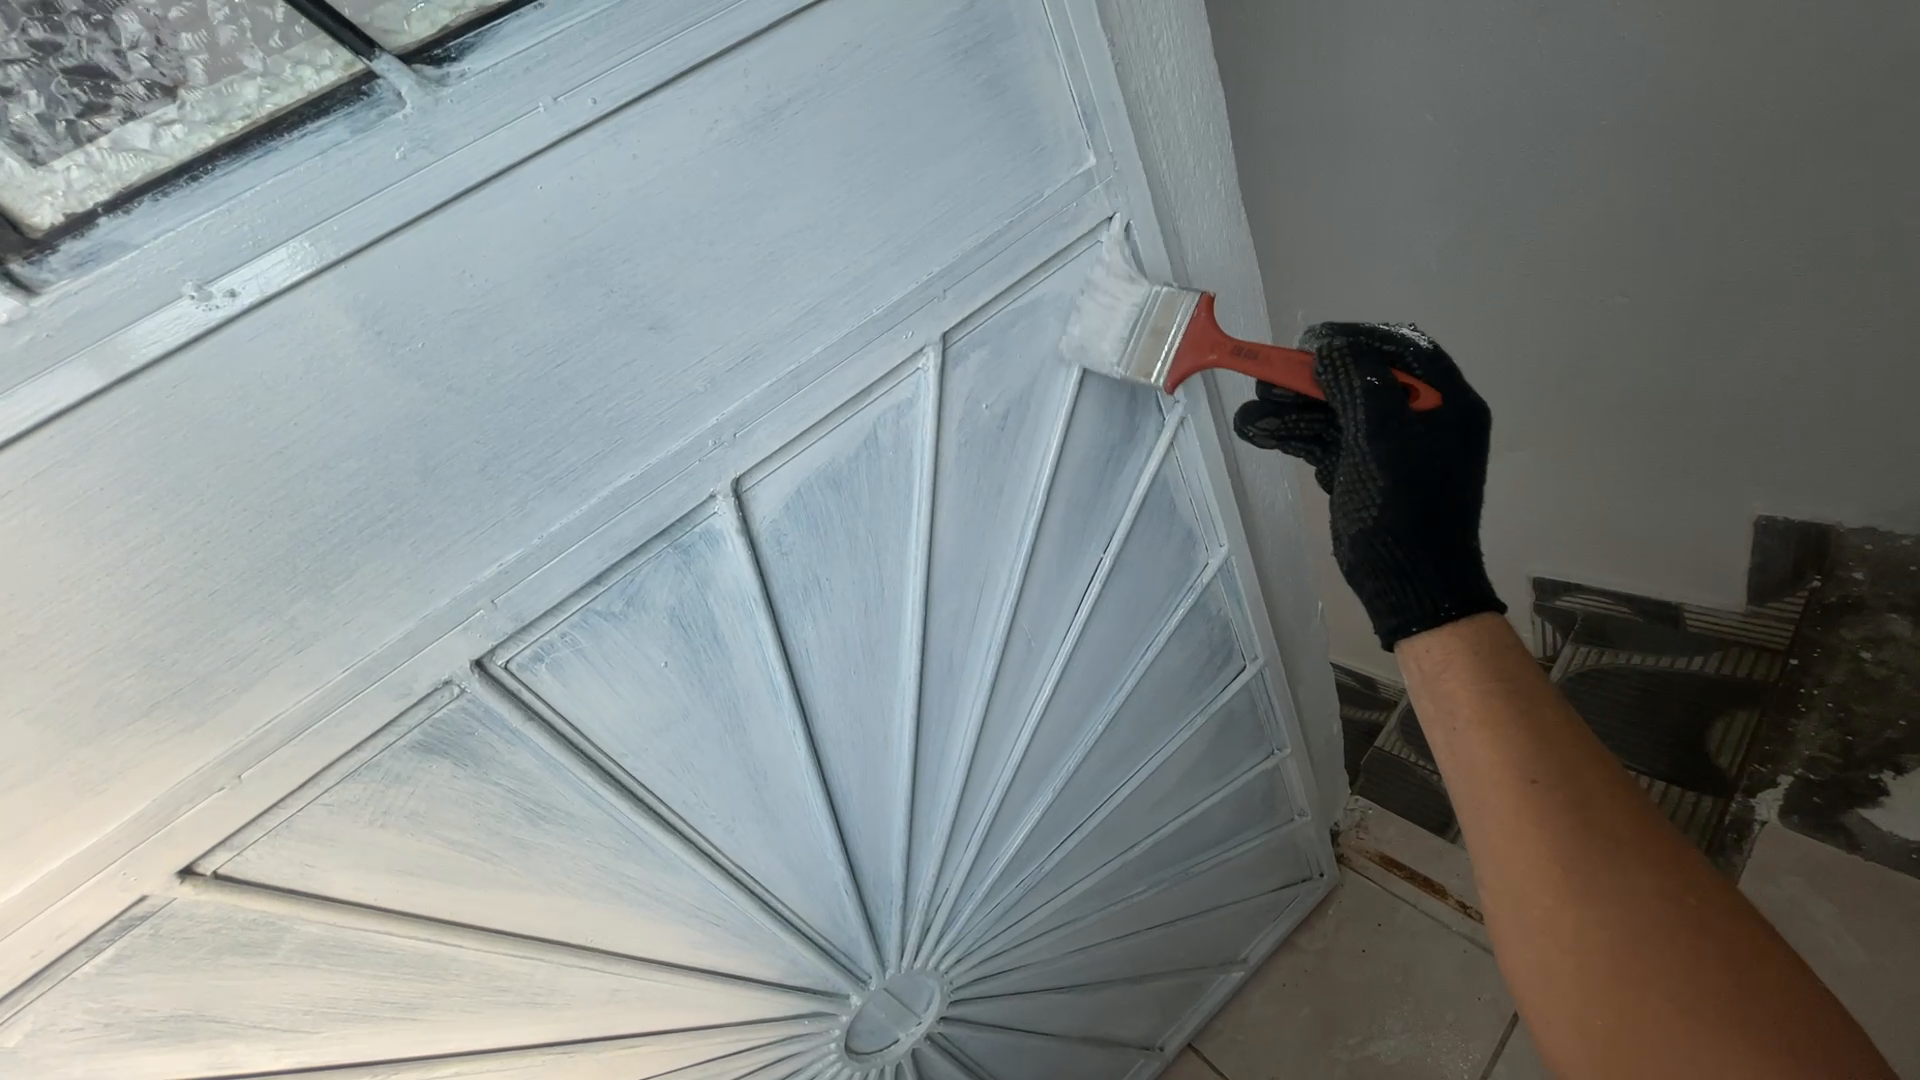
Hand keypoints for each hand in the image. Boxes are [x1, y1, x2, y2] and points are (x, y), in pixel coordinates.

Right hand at [1233, 323, 1504, 648]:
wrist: (1410, 583)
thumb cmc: (1403, 507)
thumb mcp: (1382, 437)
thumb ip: (1358, 383)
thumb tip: (1330, 345)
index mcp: (1442, 399)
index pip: (1396, 347)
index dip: (1349, 340)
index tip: (1304, 343)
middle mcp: (1418, 416)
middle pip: (1356, 381)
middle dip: (1307, 382)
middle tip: (1266, 382)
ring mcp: (1390, 447)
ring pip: (1335, 414)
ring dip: (1291, 412)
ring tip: (1248, 416)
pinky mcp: (1365, 472)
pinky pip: (1328, 443)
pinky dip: (1295, 438)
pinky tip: (1259, 433)